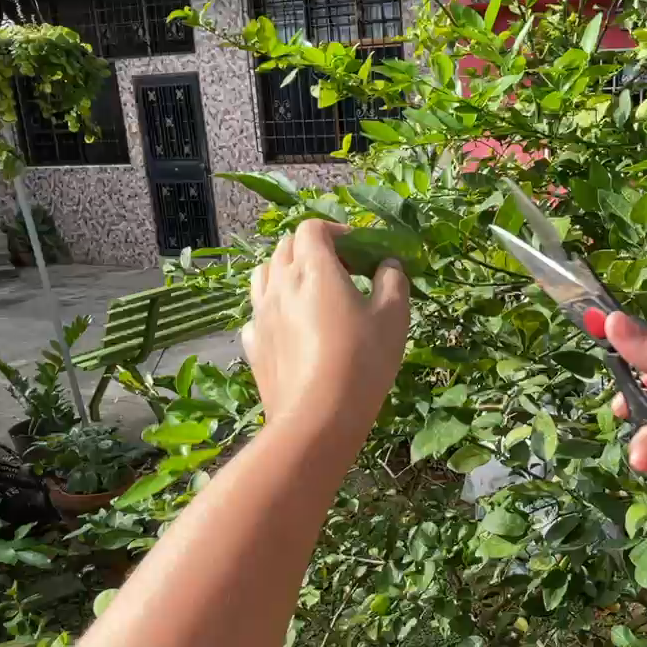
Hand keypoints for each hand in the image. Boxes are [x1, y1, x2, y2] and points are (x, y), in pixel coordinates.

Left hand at [242, 220, 410, 434]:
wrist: (317, 418)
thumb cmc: (362, 361)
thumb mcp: (393, 317)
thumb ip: (392, 281)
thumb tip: (388, 265)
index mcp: (314, 269)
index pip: (312, 229)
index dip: (336, 232)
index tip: (358, 250)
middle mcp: (280, 284)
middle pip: (286, 247)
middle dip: (313, 250)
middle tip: (341, 272)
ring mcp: (260, 314)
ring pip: (265, 275)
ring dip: (287, 273)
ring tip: (311, 294)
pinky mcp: (252, 344)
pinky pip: (257, 312)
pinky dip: (273, 308)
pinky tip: (292, 327)